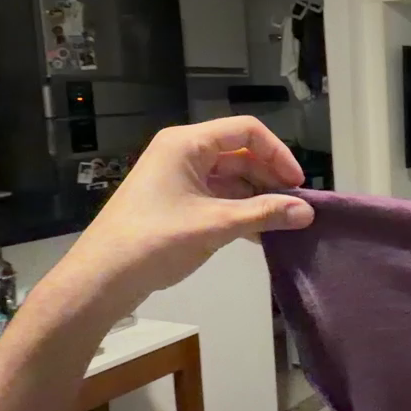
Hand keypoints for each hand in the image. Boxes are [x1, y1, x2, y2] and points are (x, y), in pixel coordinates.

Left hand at [59, 118, 313, 309]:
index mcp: (187, 144)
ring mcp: (179, 178)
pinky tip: (261, 235)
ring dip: (258, 198)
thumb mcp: (216, 225)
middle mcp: (183, 153)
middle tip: (294, 207)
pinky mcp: (177, 202)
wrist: (101, 279)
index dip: (278, 153)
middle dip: (270, 179)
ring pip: (232, 178)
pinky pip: (219, 197)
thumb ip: (265, 214)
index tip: (297, 184)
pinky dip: (241, 212)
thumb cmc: (155, 241)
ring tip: (282, 223)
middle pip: (241, 154)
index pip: (247, 131)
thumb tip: (308, 212)